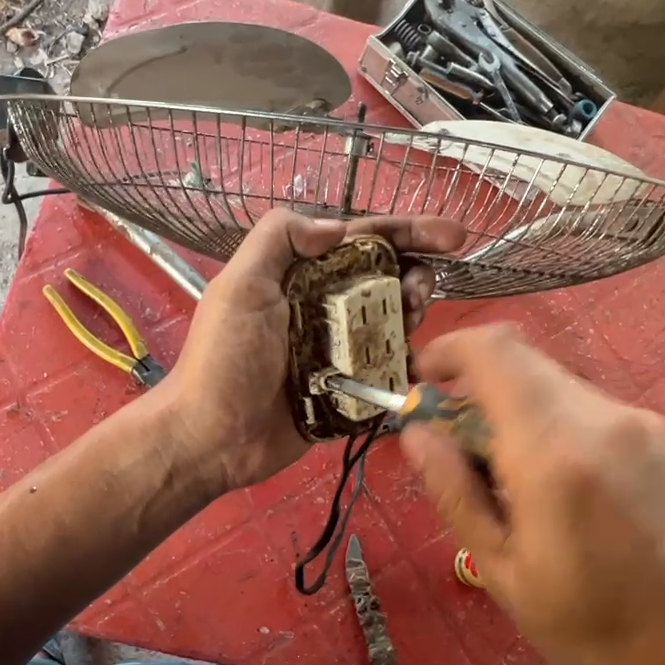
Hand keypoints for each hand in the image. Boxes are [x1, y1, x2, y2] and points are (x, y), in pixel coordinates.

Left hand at [155, 208, 463, 491]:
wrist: (212, 438)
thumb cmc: (224, 360)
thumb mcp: (240, 286)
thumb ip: (279, 238)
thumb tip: (339, 226)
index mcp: (299, 277)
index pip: (360, 242)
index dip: (406, 232)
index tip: (452, 235)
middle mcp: (322, 307)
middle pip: (384, 278)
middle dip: (414, 274)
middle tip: (421, 290)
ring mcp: (338, 350)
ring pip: (392, 321)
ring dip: (412, 313)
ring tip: (412, 318)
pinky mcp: (349, 390)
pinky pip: (389, 368)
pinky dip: (408, 362)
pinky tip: (417, 363)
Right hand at [399, 326, 664, 664]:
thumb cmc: (602, 640)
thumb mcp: (507, 575)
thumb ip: (456, 493)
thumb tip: (416, 434)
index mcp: (556, 451)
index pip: (492, 351)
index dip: (446, 350)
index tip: (419, 381)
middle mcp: (604, 419)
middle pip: (523, 364)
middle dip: (475, 389)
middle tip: (451, 448)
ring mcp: (643, 427)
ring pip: (556, 388)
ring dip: (514, 412)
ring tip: (502, 484)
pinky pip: (590, 413)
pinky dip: (552, 428)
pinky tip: (552, 491)